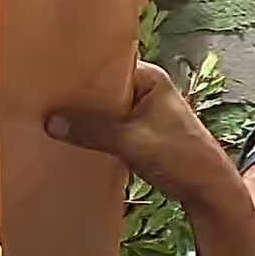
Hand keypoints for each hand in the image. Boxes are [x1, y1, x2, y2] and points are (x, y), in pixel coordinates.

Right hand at [45, 62, 238, 205]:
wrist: (210, 191)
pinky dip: (94, 130)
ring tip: (50, 113)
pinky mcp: (139, 132)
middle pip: (103, 87)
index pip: (108, 64)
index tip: (50, 73)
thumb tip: (49, 122)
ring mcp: (142, 111)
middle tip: (44, 95)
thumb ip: (92, 131)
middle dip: (79, 94)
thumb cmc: (179, 156)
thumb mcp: (131, 141)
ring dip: (85, 115)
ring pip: (105, 109)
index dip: (81, 69)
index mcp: (150, 77)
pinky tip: (70, 134)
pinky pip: (109, 125)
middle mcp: (146, 88)